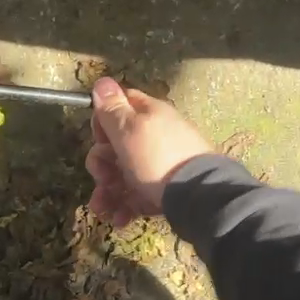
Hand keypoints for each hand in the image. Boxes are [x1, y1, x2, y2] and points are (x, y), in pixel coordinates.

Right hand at [85, 77, 214, 224]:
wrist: (199, 198)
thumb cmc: (157, 158)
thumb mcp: (129, 129)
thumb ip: (112, 108)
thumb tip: (101, 81)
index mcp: (148, 115)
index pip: (119, 107)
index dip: (102, 121)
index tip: (100, 138)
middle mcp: (154, 137)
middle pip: (115, 146)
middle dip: (101, 165)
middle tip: (103, 178)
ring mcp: (159, 165)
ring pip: (121, 174)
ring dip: (107, 192)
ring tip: (103, 209)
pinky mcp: (163, 191)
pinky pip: (135, 196)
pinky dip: (124, 207)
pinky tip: (120, 219)